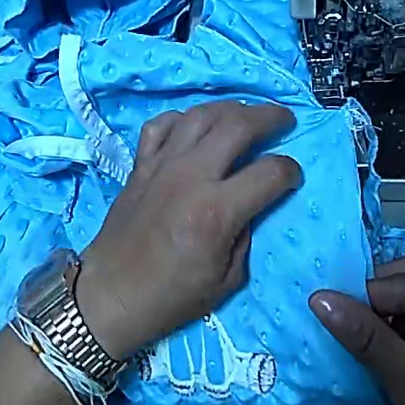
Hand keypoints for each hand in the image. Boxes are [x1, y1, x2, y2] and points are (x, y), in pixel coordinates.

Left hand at [78, 101, 301, 357]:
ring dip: (231, 108)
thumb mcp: (228, 279)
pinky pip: (162, 124)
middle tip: (285, 119)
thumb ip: (247, 233)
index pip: (269, 172)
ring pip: (201, 114)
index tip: (293, 176)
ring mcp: (162, 164)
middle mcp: (190, 176)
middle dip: (270, 117)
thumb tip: (254, 201)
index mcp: (216, 211)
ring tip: (247, 114)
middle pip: (238, 125)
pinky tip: (197, 125)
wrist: (112, 295)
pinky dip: (183, 118)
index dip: (290, 171)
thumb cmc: (172, 296)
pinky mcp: (140, 164)